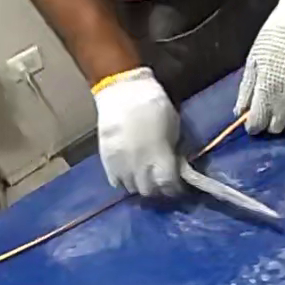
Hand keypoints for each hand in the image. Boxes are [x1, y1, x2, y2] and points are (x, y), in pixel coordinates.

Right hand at [92, 68, 183, 196]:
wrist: (121, 93)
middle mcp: (140, 169)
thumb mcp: (173, 126)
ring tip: (144, 176)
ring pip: (132, 189)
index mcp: (159, 158)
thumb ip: (172, 150)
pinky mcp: (107, 164)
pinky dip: (125, 181)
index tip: (177, 186)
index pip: (168, 185)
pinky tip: (129, 173)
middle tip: (160, 181)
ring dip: (140, 185)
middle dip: (157, 188)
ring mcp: (121, 168)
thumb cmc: (153, 104)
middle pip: (149, 191)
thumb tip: (173, 164)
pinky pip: (117, 182)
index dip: (174, 188)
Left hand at [235, 0, 284, 133]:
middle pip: (275, 129)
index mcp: (265, 96)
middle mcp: (284, 103)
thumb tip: (240, 113)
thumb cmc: (276, 37)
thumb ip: (246, 91)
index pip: (255, 126)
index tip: (254, 117)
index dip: (253, 124)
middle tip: (271, 110)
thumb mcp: (254, 62)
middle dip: (270, 122)